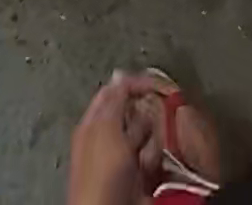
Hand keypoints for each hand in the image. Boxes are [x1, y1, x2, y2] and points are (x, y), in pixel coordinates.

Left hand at [68, 72, 159, 204]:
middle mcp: (107, 139)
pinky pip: (156, 156)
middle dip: (146, 118)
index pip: (116, 90)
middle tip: (144, 131)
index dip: (136, 83)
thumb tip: (121, 75)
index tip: (157, 83)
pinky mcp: (138, 176)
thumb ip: (114, 99)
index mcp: (93, 124)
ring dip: (153, 141)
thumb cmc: (101, 176)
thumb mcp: (106, 128)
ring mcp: (123, 159)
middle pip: (136, 113)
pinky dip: (158, 159)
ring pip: (149, 134)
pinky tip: (152, 167)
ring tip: (146, 155)